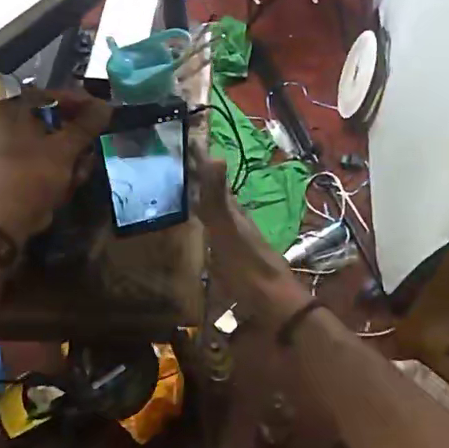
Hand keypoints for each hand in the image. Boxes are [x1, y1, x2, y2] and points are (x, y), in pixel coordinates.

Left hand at [0, 88, 111, 240]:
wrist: (6, 219)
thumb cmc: (33, 175)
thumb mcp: (64, 148)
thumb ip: (86, 125)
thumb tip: (106, 106)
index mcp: (14, 109)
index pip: (55, 96)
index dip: (82, 103)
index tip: (105, 113)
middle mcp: (11, 124)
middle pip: (57, 123)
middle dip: (78, 141)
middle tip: (91, 151)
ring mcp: (15, 149)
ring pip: (56, 146)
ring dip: (73, 160)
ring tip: (79, 174)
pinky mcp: (22, 170)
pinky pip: (48, 163)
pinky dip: (61, 172)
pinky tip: (69, 185)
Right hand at [194, 149, 310, 328]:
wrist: (273, 305)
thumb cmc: (248, 268)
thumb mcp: (229, 231)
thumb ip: (218, 198)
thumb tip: (215, 155)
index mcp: (233, 213)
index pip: (214, 179)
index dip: (201, 161)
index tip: (186, 142)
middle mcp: (235, 223)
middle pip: (215, 196)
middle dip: (198, 180)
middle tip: (175, 168)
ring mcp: (235, 243)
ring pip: (215, 215)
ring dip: (200, 205)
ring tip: (179, 197)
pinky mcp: (232, 262)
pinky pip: (213, 236)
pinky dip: (202, 228)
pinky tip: (194, 235)